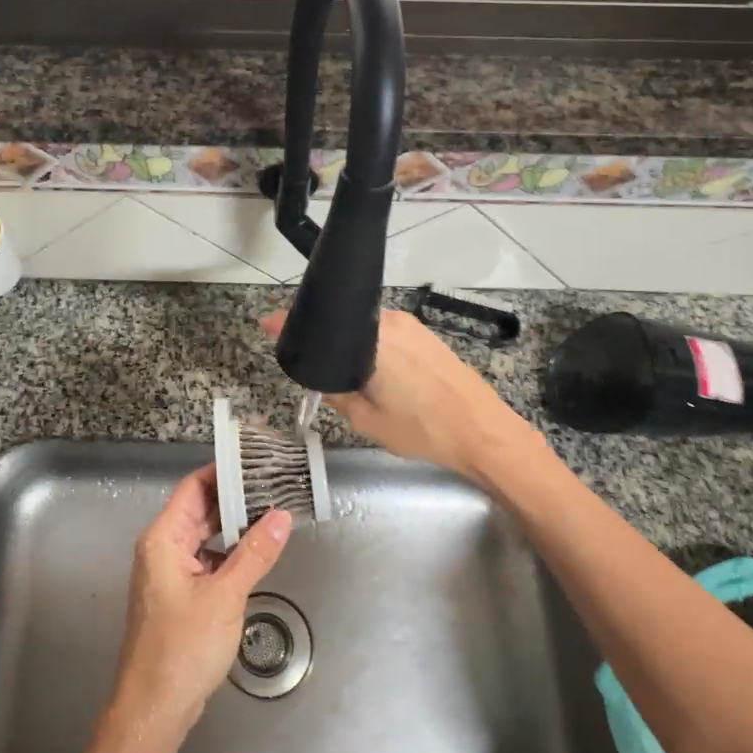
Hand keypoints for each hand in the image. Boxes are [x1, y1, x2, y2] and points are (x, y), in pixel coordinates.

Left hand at [67, 469, 289, 752]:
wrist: (154, 707)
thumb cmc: (183, 648)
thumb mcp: (225, 596)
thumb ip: (254, 554)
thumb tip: (281, 516)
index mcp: (163, 539)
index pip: (193, 488)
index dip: (222, 471)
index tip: (256, 461)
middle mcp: (162, 549)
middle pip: (199, 510)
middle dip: (234, 497)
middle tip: (274, 484)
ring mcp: (169, 573)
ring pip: (204, 537)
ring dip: (234, 526)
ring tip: (272, 512)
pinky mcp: (180, 595)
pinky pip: (206, 560)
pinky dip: (229, 552)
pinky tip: (256, 551)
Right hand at [261, 308, 535, 477]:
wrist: (484, 431)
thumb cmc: (424, 429)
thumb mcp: (368, 421)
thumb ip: (337, 395)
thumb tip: (321, 379)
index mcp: (371, 340)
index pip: (322, 324)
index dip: (289, 323)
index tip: (268, 323)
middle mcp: (389, 322)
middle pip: (344, 321)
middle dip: (326, 337)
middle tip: (313, 364)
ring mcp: (412, 326)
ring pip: (367, 328)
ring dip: (353, 344)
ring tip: (347, 374)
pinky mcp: (427, 335)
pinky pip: (388, 333)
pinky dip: (374, 347)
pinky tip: (376, 374)